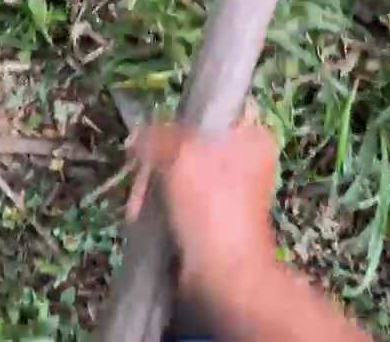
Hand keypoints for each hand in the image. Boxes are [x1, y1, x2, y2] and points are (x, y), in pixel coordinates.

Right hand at [127, 116, 279, 292]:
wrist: (225, 275)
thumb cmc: (211, 204)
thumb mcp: (181, 154)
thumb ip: (159, 135)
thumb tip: (137, 134)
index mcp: (252, 138)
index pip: (211, 114)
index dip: (179, 120)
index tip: (154, 132)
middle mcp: (246, 162)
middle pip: (191, 145)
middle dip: (161, 158)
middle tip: (142, 169)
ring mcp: (231, 193)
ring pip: (182, 174)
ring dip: (157, 184)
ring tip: (139, 198)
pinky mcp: (214, 220)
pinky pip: (181, 201)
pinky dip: (162, 206)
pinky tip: (143, 212)